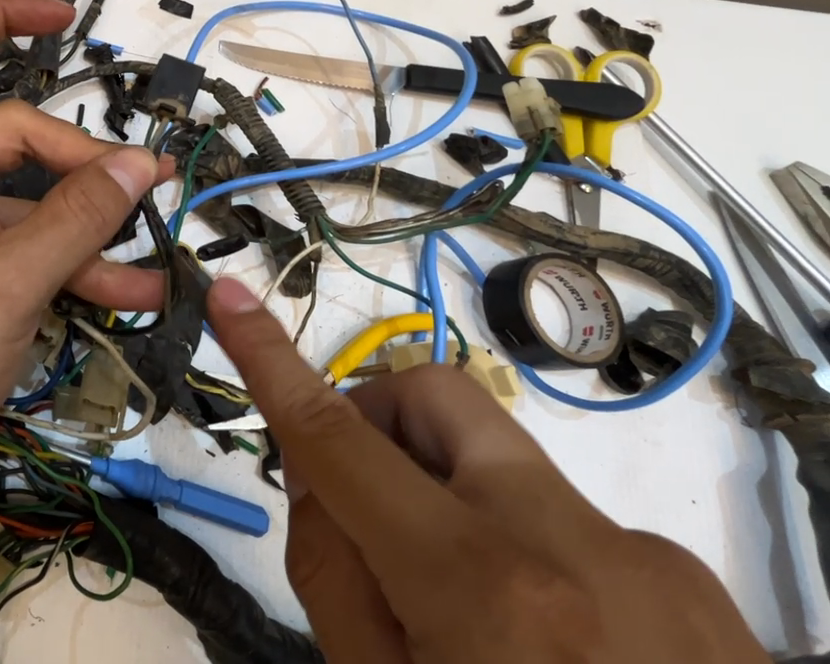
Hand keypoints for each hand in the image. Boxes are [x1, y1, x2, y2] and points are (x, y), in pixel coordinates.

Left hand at [0, 0, 172, 490]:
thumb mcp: (13, 276)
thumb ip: (79, 216)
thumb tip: (142, 164)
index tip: (63, 16)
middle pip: (18, 130)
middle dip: (82, 164)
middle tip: (145, 196)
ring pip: (33, 191)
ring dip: (91, 222)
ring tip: (153, 255)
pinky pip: (30, 239)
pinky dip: (75, 260)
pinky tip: (134, 294)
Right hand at [204, 277, 764, 662]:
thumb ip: (329, 569)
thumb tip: (322, 475)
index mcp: (477, 584)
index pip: (337, 437)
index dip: (270, 360)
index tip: (230, 297)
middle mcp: (570, 542)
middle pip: (435, 397)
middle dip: (375, 417)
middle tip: (360, 494)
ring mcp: (646, 554)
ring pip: (498, 463)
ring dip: (449, 496)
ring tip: (465, 601)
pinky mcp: (695, 578)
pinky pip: (565, 520)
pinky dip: (519, 547)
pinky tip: (545, 640)